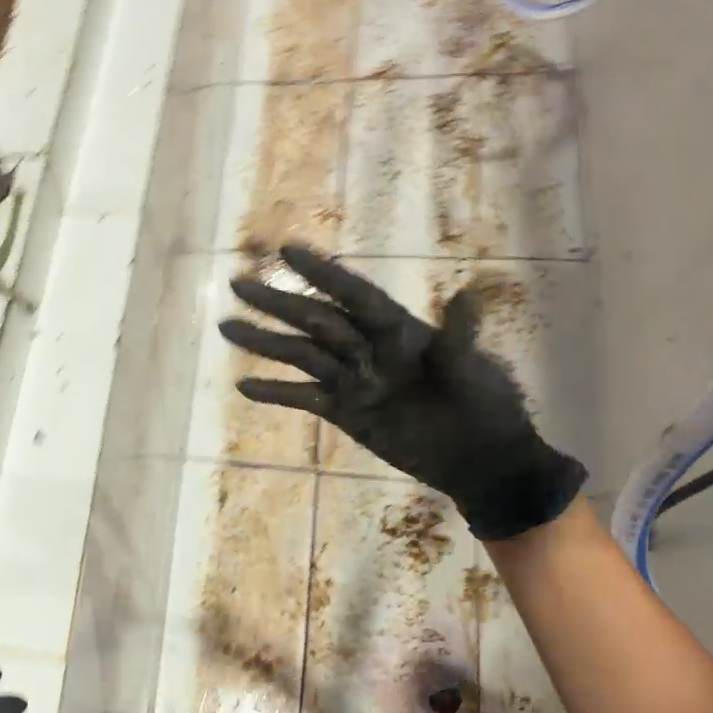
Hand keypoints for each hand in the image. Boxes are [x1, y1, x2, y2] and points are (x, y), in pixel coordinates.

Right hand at [218, 245, 584, 539]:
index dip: (321, 273)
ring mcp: (352, 380)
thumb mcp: (474, 371)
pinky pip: (302, 397)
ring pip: (300, 354)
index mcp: (398, 331)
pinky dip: (275, 393)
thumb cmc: (485, 410)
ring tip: (227, 327)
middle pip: (314, 319)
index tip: (287, 250)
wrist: (479, 462)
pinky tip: (243, 386)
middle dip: (277, 302)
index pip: (352, 295)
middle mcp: (367, 348)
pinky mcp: (343, 412)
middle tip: (238, 284)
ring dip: (264, 342)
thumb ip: (459, 338)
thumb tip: (470, 294)